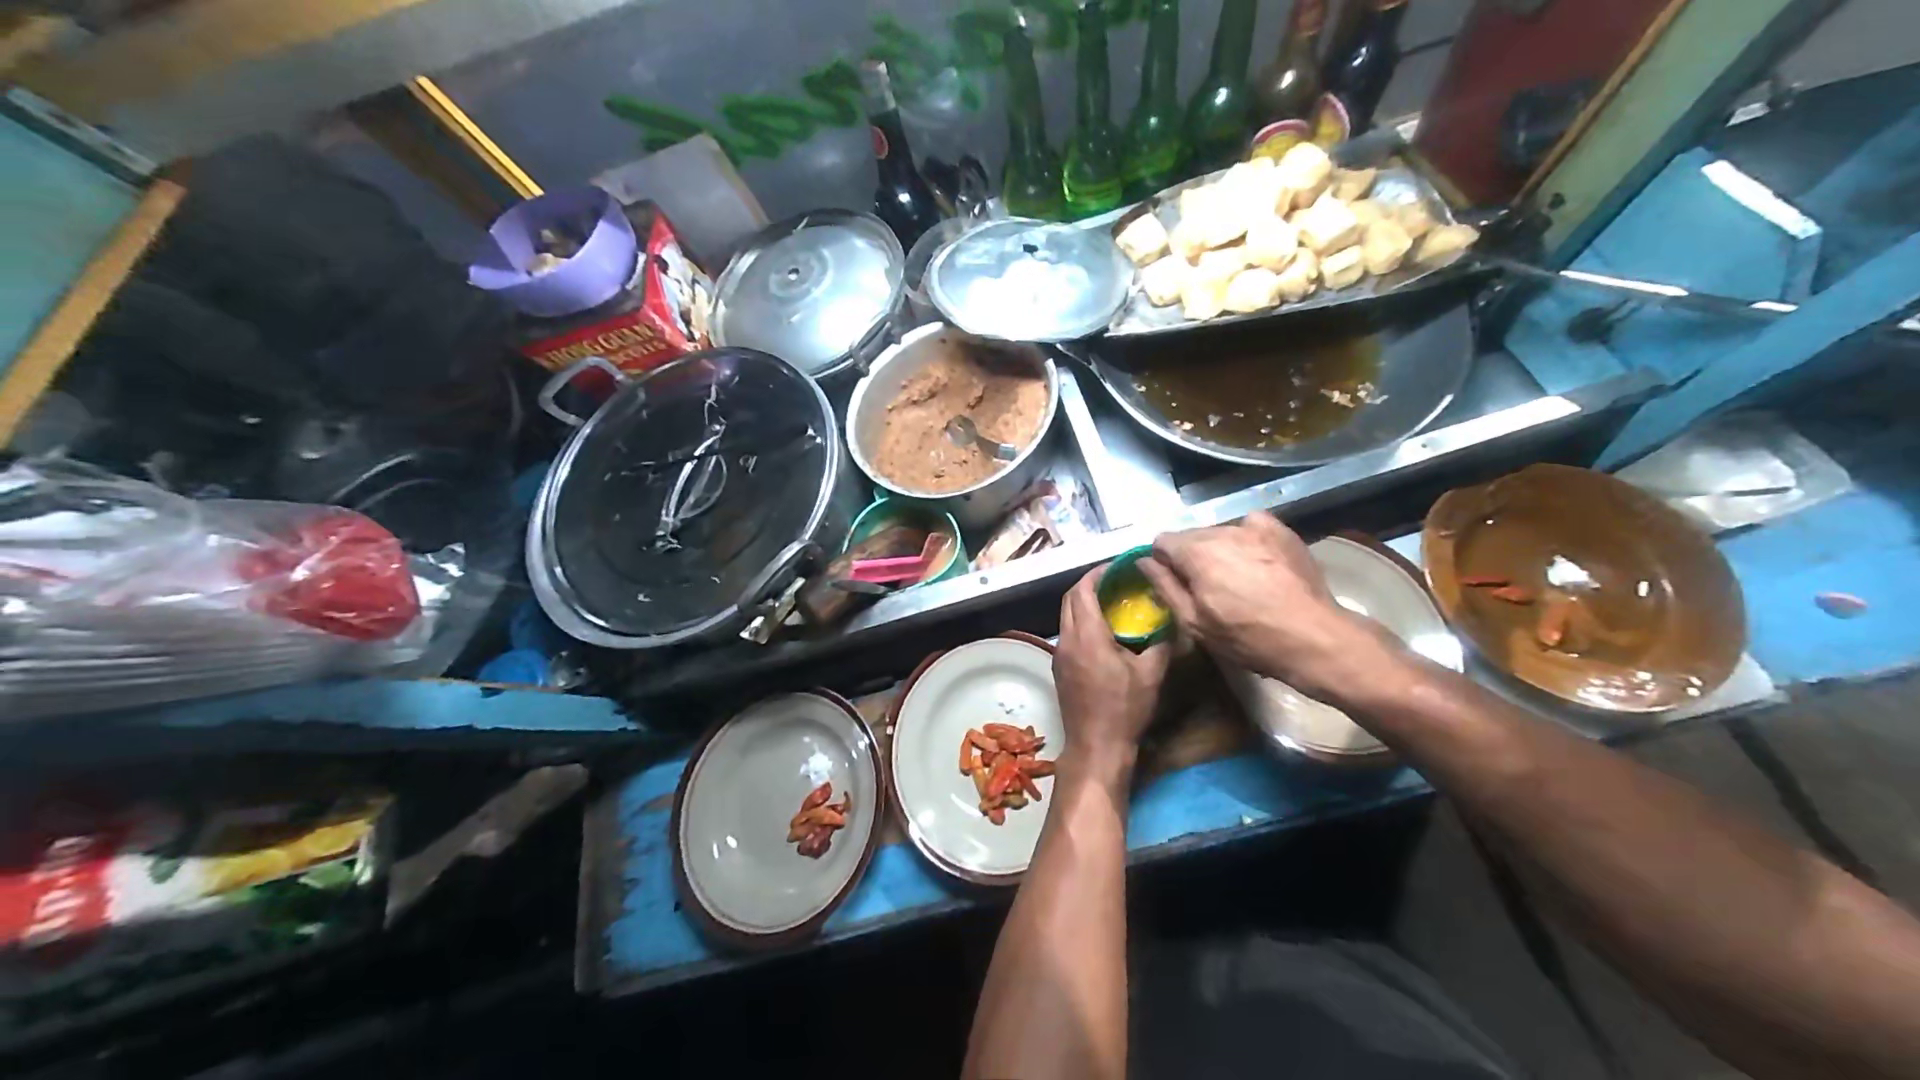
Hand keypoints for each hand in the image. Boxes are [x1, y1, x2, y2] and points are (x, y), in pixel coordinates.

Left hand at [1054, 567, 1171, 782]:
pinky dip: (1081, 621)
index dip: (1097, 573)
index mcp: (1086, 634)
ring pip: (1066, 616)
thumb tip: (1172, 619)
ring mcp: (1060, 654)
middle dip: (1089, 584)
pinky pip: (1068, 632)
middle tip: (1116, 581)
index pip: (1083, 590)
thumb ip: (1161, 642)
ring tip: (1112, 602)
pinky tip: (1103, 630)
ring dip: (1083, 603)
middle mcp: (1067, 639)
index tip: (1117, 567)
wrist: (1095, 746)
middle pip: (1070, 598)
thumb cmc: (1125, 709)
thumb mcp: (1151, 674)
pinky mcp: (1060, 667)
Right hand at [1140, 511, 1405, 703]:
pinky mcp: (1281, 530)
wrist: (1314, 638)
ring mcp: (1255, 526)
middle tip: (1208, 587)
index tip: (1176, 584)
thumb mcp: (1195, 622)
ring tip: (1237, 579)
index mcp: (1196, 552)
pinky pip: (1250, 527)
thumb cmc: (1248, 638)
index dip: (1163, 562)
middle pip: (1192, 536)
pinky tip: (1258, 563)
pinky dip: (1247, 540)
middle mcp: (1223, 530)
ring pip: (1220, 532)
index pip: (1162, 541)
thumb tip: (1143, 561)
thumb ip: (1164, 586)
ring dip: (1220, 550)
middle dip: (1192, 556)